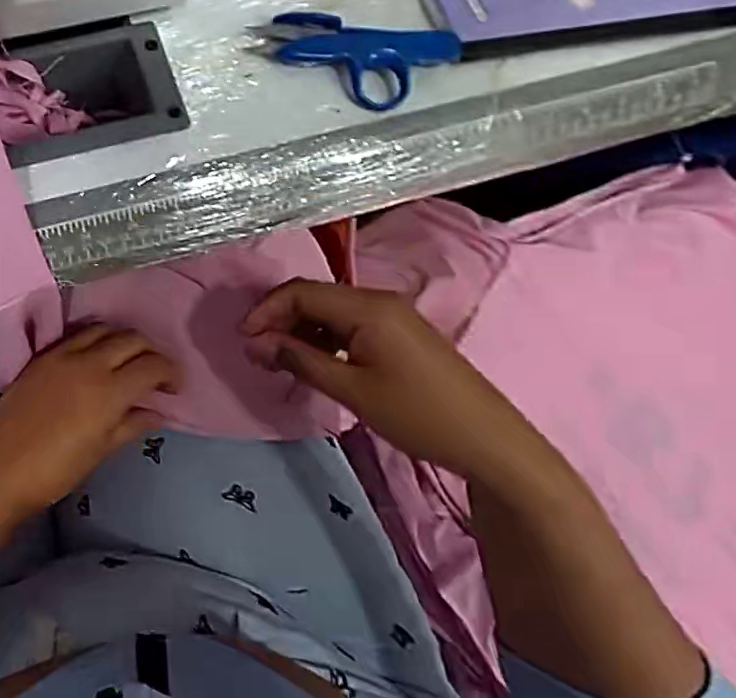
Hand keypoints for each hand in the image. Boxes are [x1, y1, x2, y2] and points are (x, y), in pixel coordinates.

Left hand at [0, 325, 178, 560]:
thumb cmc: (54, 471)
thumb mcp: (99, 451)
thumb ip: (130, 424)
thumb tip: (156, 412)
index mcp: (109, 390)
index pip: (151, 365)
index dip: (170, 372)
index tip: (173, 387)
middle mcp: (89, 362)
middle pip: (131, 339)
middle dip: (150, 352)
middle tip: (155, 372)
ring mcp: (62, 354)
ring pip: (105, 329)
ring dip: (123, 339)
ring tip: (128, 359)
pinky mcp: (43, 355)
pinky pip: (78, 333)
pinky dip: (97, 337)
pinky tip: (98, 353)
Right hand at [242, 279, 554, 492]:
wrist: (491, 443)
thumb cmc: (419, 414)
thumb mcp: (352, 390)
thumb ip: (300, 360)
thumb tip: (255, 344)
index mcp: (368, 306)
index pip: (301, 292)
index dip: (266, 311)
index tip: (244, 339)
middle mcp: (379, 300)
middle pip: (316, 297)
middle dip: (281, 320)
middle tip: (258, 353)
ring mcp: (394, 315)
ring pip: (332, 310)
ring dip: (302, 330)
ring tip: (282, 361)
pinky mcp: (401, 333)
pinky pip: (351, 324)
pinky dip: (325, 338)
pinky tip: (317, 362)